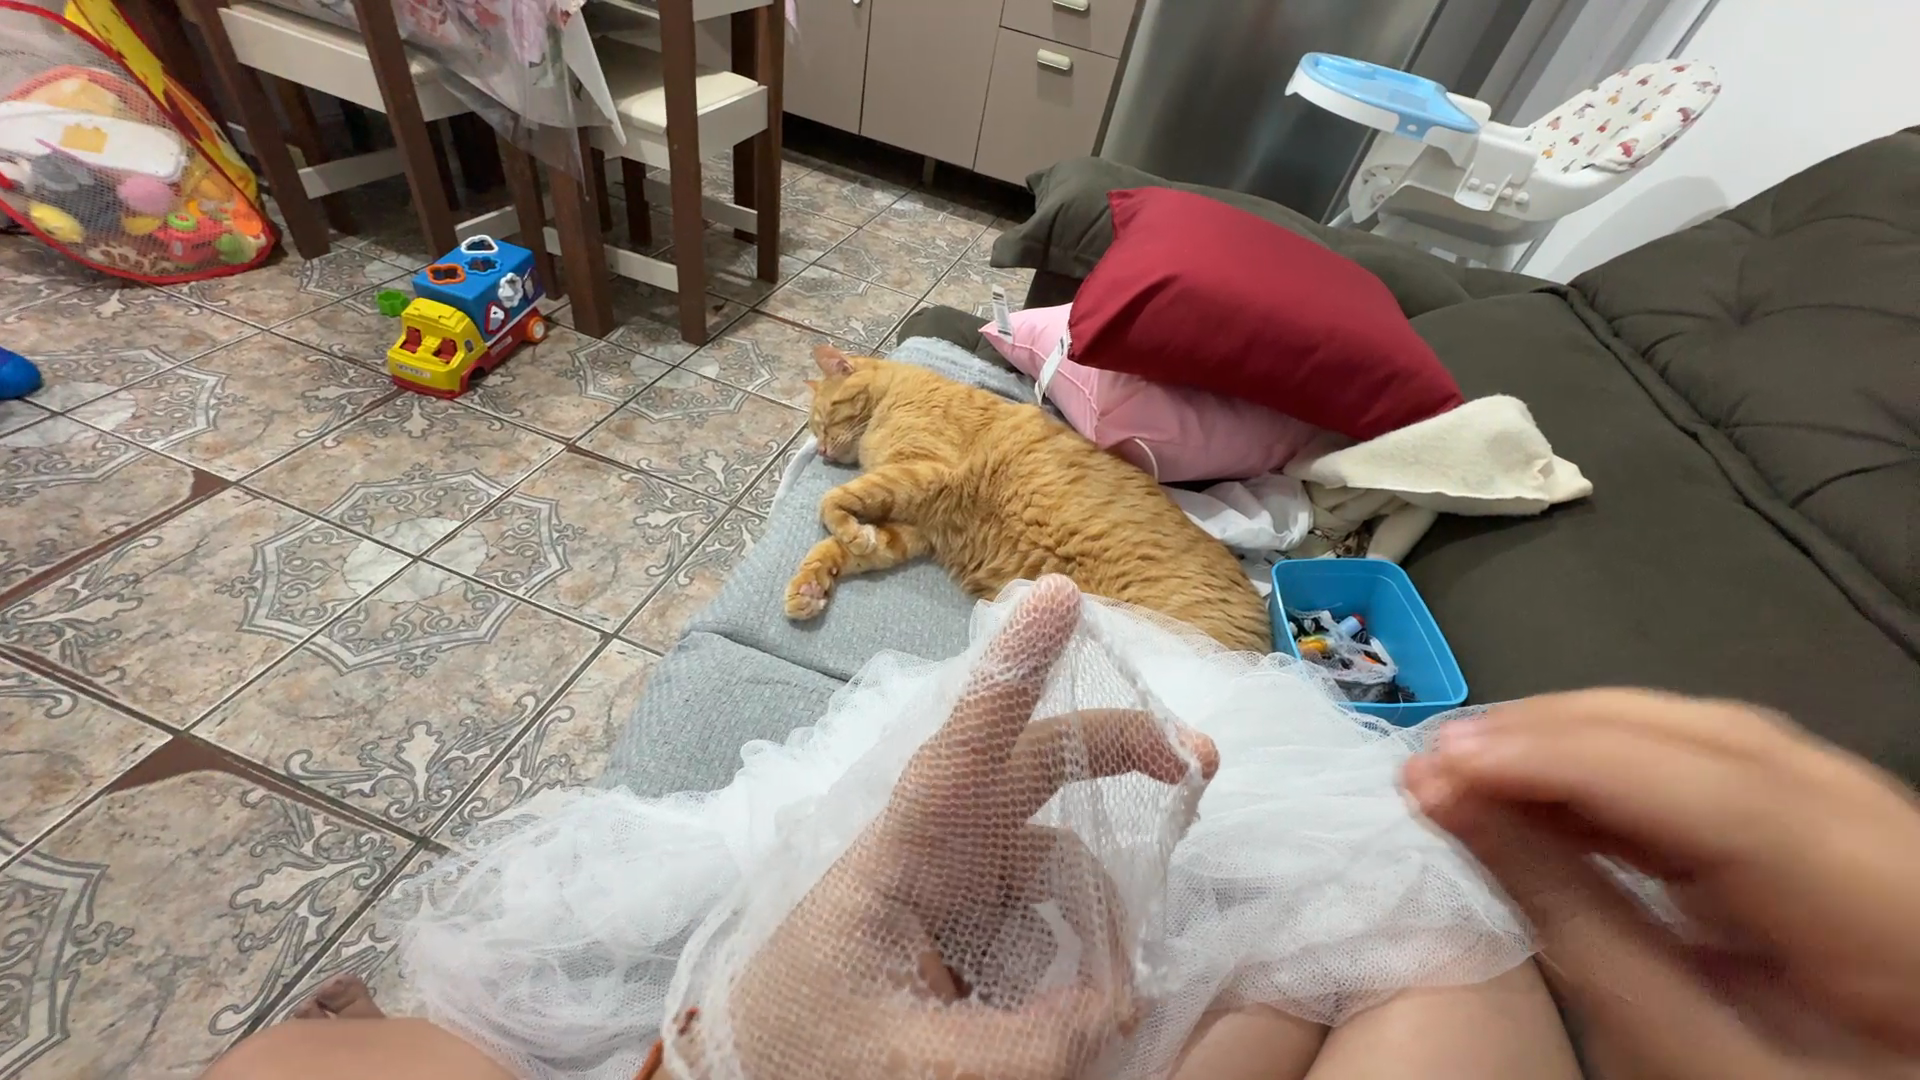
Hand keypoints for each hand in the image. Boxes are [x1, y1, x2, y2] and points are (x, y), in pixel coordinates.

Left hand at [674, 576, 1218, 1079]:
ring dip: (1101, 922)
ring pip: (1062, 862)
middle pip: (1035, 766)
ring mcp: (964, 877)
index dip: (1014, 669)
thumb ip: (1020, 1047)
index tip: (1058, 594)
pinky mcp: (978, 915)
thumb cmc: (801, 1052)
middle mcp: (941, 844)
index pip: (963, 745)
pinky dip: (1083, 954)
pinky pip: (1053, 912)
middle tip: (1196, 762)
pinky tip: (1080, 1012)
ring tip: (1103, 1008)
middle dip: (1113, 748)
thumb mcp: (905, 1066)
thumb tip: (1120, 1004)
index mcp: (902, 852)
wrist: (762, 1076)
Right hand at [1404, 689, 1919, 1076]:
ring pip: (1706, 735)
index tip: (1445, 760)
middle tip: (1445, 752)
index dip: (1574, 763)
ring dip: (1569, 737)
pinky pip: (1700, 762)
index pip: (1733, 803)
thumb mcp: (1672, 1048)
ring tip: (1469, 758)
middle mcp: (1907, 856)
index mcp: (1908, 933)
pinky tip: (1527, 777)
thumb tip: (1441, 795)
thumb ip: (1561, 914)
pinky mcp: (1815, 827)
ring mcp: (1866, 831)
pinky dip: (1597, 762)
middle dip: (1560, 732)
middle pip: (1720, 741)